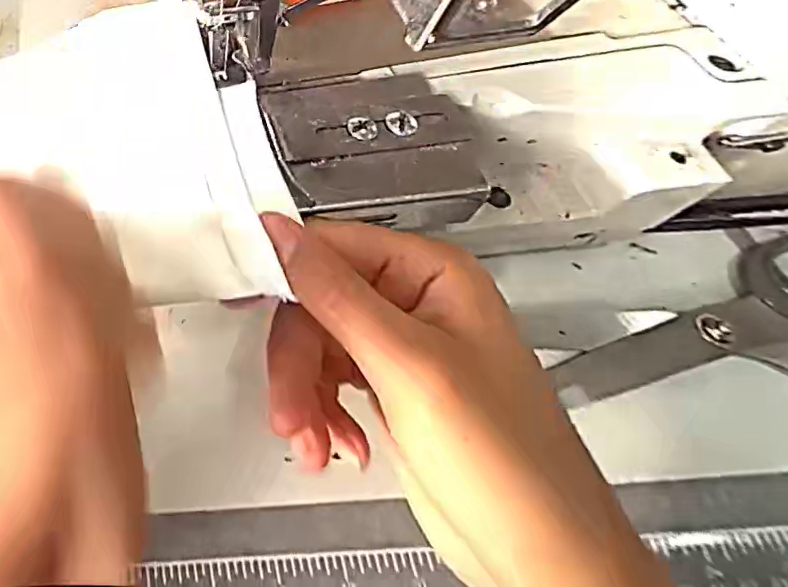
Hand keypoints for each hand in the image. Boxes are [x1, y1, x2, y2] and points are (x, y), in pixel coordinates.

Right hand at [262, 215, 666, 586]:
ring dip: (304, 392)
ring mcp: (399, 343)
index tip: (242, 294)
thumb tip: (281, 233)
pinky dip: (320, 411)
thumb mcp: (407, 366)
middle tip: (289, 408)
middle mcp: (413, 299)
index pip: (332, 245)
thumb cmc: (511, 468)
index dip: (285, 270)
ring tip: (313, 438)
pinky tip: (335, 441)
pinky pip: (328, 376)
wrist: (545, 566)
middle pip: (316, 300)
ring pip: (315, 342)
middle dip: (296, 358)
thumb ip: (335, 293)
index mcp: (430, 272)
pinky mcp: (388, 384)